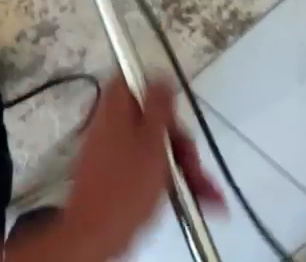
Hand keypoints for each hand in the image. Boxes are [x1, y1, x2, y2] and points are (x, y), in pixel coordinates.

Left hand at [17, 79, 224, 261]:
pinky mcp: (116, 174)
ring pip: (154, 146)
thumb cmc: (126, 185)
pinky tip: (196, 200)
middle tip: (194, 166)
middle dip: (181, 142)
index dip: (159, 94)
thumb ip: (157, 107)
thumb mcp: (150, 142)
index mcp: (115, 108)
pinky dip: (171, 179)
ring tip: (208, 195)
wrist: (97, 230)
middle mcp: (110, 123)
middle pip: (151, 118)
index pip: (133, 80)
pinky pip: (148, 167)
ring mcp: (111, 149)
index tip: (177, 118)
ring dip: (184, 167)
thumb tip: (160, 74)